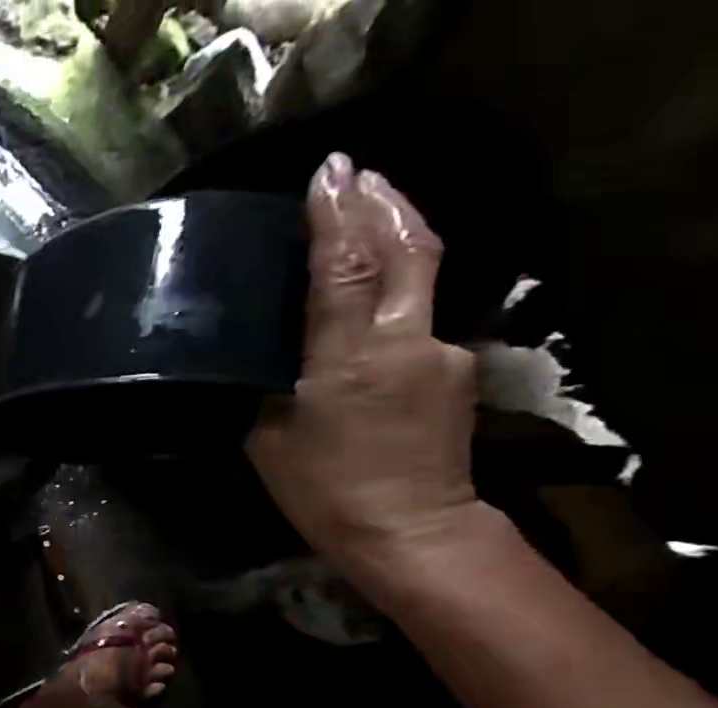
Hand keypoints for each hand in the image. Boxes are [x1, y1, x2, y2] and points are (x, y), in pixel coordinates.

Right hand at [247, 154, 481, 573]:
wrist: (409, 528)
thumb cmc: (320, 488)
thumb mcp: (269, 433)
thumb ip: (271, 377)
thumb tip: (264, 342)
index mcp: (350, 361)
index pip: (348, 271)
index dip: (336, 220)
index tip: (326, 173)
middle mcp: (406, 342)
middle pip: (409, 250)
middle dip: (382, 202)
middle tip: (354, 170)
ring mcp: (441, 350)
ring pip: (422, 274)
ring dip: (395, 231)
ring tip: (363, 205)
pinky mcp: (454, 365)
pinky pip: (419, 310)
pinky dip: (397, 280)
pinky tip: (374, 281)